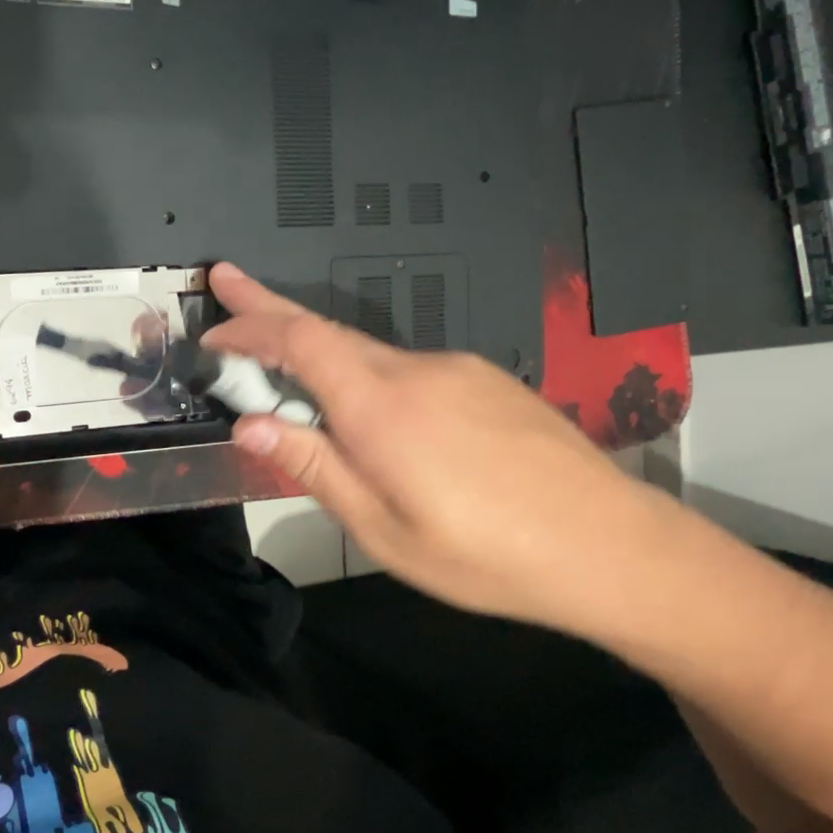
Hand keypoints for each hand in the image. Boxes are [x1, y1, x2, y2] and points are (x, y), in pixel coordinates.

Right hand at [202, 263, 687, 633]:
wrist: (620, 551)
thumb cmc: (486, 554)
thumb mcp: (382, 529)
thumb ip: (314, 468)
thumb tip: (249, 425)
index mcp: (380, 406)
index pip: (299, 341)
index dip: (249, 326)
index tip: (212, 329)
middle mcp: (415, 371)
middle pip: (327, 330)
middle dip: (268, 305)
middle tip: (225, 277)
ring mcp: (457, 371)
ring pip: (368, 353)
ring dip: (318, 354)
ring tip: (289, 377)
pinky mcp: (488, 383)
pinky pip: (407, 369)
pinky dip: (366, 375)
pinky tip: (376, 418)